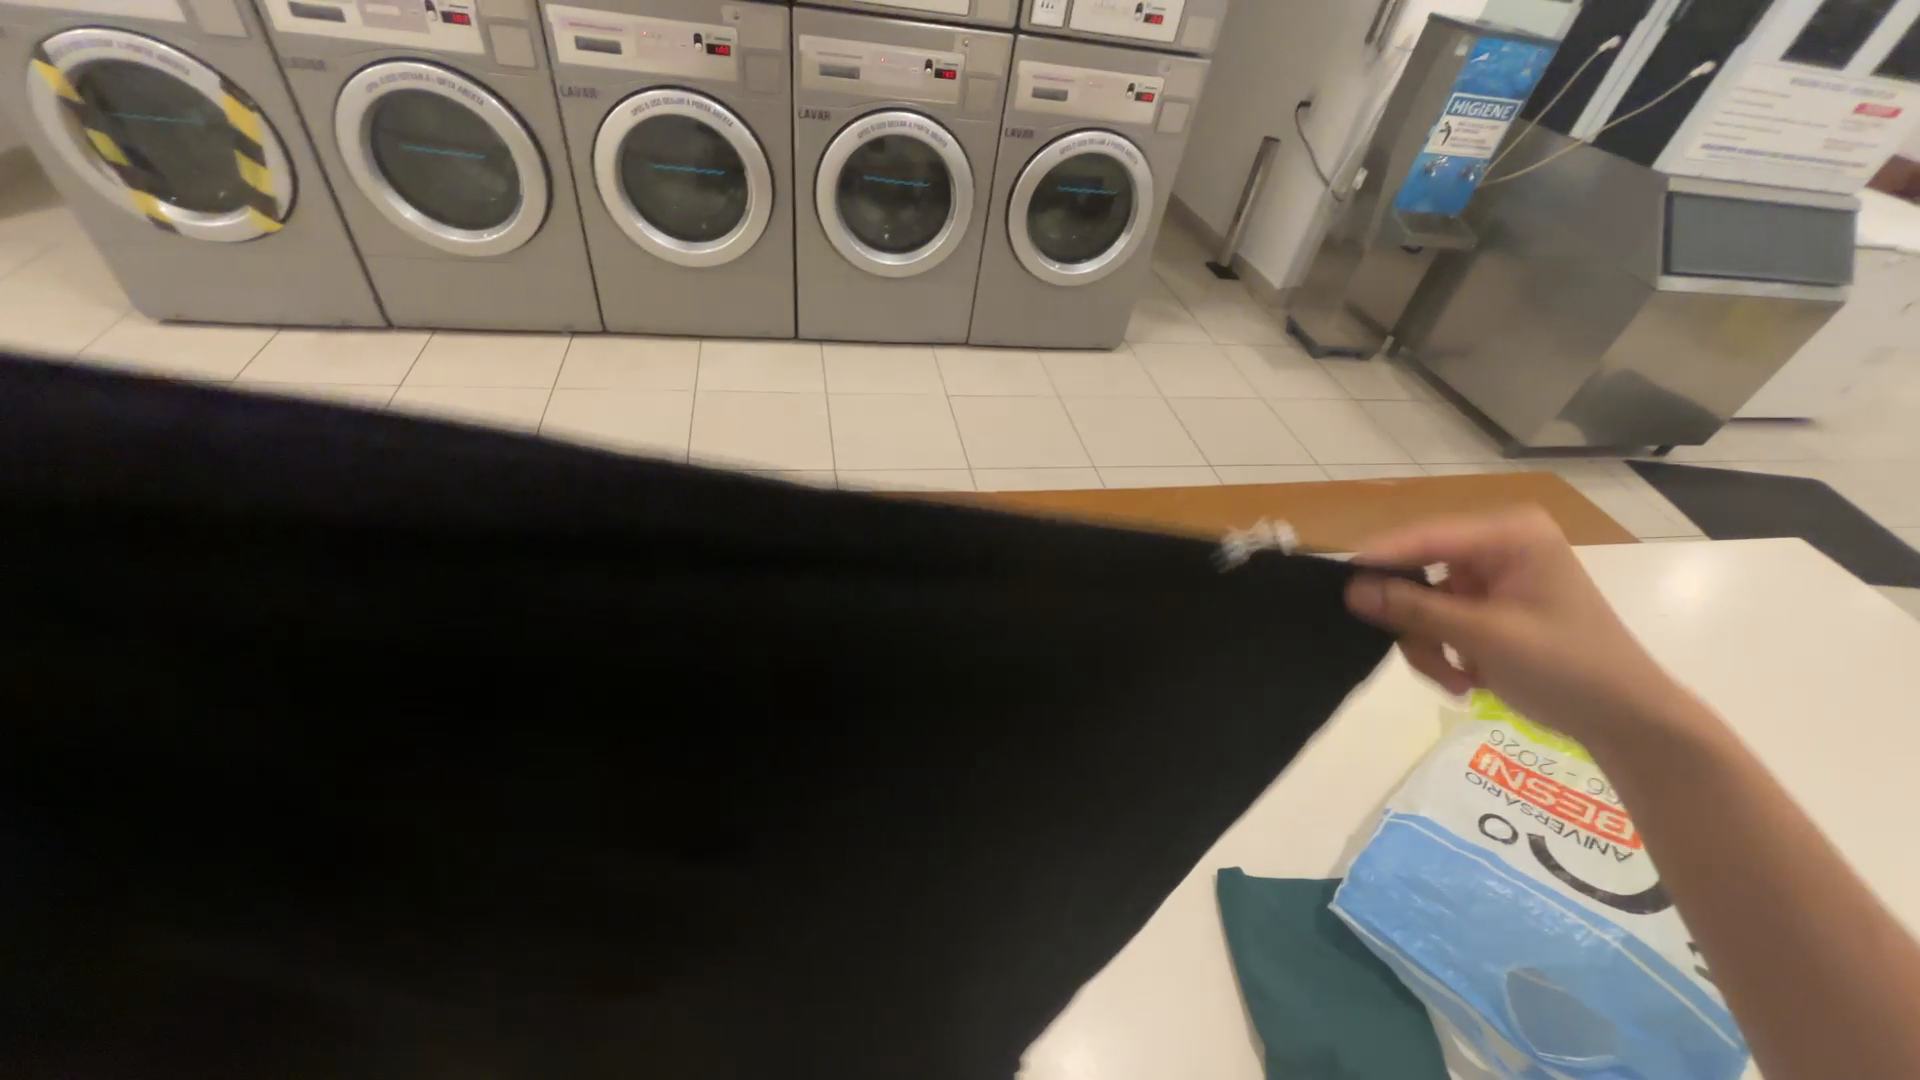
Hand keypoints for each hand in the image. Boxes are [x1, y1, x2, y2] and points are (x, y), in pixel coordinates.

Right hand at [1344, 507, 1686, 747]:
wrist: (1627, 721)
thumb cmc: (1568, 667)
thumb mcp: (1484, 636)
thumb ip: (1414, 608)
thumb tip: (1350, 588)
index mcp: (1509, 535)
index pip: (1425, 537)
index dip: (1380, 560)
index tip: (1337, 583)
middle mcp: (1497, 547)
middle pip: (1418, 571)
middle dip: (1413, 619)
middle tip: (1415, 653)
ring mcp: (1491, 578)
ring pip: (1421, 602)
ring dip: (1426, 643)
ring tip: (1449, 679)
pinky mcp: (1487, 608)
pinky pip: (1436, 620)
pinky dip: (1440, 650)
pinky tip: (1461, 679)